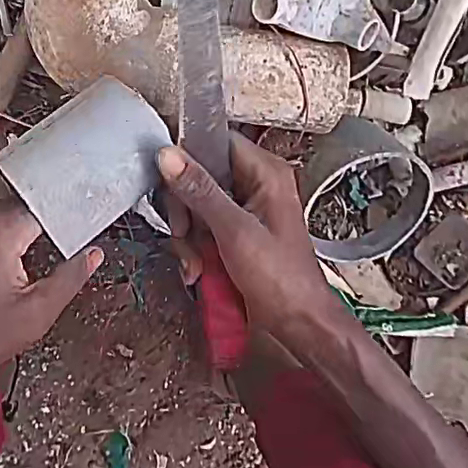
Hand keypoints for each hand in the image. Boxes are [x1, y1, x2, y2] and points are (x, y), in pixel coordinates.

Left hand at [0, 201, 100, 426]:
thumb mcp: (34, 315)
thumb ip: (70, 278)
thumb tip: (95, 253)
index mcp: (3, 229)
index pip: (53, 201)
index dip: (82, 203)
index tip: (108, 203)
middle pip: (40, 200)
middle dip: (69, 207)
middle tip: (103, 212)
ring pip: (28, 210)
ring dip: (53, 218)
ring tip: (87, 223)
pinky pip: (14, 221)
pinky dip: (36, 228)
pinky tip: (56, 240)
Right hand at [158, 136, 348, 338]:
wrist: (299, 327)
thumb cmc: (281, 280)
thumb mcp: (235, 232)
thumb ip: (200, 191)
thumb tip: (168, 156)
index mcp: (264, 172)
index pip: (214, 140)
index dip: (187, 156)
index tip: (168, 179)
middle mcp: (252, 185)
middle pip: (197, 175)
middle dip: (185, 209)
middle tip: (185, 232)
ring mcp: (240, 210)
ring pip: (193, 205)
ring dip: (187, 236)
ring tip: (197, 261)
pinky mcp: (230, 233)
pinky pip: (198, 229)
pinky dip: (193, 249)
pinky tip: (198, 269)